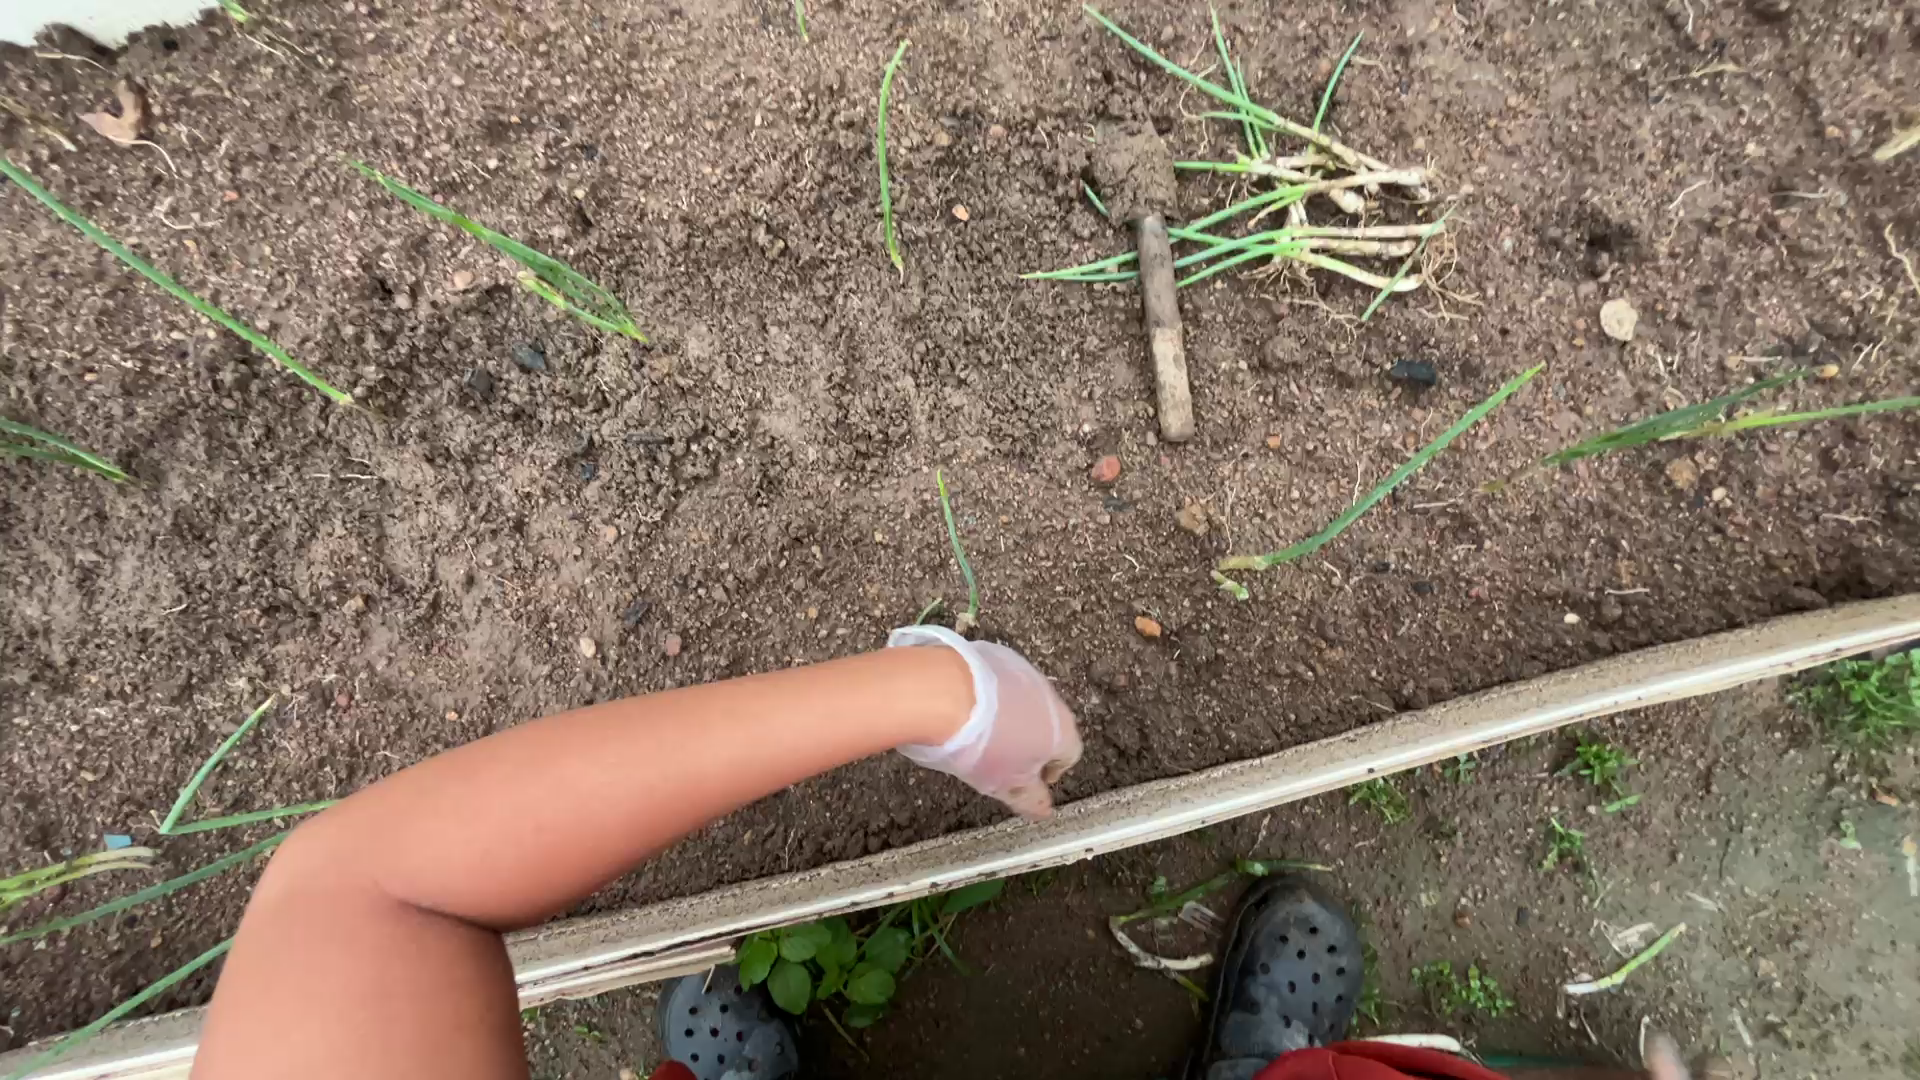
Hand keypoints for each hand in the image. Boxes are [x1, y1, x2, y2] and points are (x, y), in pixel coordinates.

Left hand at [887, 626, 1082, 816]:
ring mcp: (1024, 671)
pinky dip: (991, 694)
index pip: (1070, 754)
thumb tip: (1044, 809)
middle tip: (1002, 761)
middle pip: (1048, 724)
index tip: (1032, 781)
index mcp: (1061, 731)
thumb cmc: (981, 744)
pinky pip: (1002, 680)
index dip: (1052, 771)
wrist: (945, 692)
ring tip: (980, 734)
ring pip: (1025, 700)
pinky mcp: (998, 655)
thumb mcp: (1006, 786)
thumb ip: (1031, 799)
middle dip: (1030, 743)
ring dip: (1011, 717)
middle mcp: (1050, 696)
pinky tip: (967, 707)